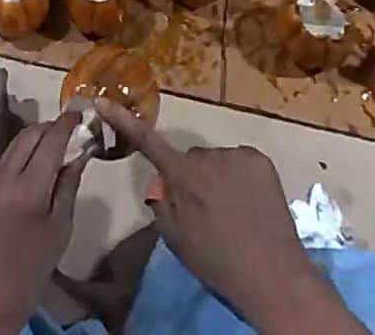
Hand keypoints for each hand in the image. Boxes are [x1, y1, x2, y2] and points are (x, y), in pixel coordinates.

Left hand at [0, 113, 91, 334]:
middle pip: (30, 134)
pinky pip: (7, 155)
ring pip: (16, 142)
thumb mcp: (60, 229)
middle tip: (71, 129)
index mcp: (29, 188)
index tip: (80, 112)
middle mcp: (6, 176)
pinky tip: (37, 158)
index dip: (66, 123)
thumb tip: (82, 151)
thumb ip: (69, 185)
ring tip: (56, 141)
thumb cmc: (31, 270)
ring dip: (36, 135)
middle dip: (51, 126)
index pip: (51, 140)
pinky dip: (23, 148)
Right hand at [96, 102, 366, 333]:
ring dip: (219, 177)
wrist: (273, 275)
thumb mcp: (177, 240)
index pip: (146, 141)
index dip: (123, 120)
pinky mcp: (259, 159)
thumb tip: (161, 180)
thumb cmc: (217, 262)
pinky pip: (239, 161)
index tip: (102, 100)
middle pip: (190, 158)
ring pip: (217, 160)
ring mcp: (235, 154)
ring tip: (233, 211)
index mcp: (182, 177)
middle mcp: (206, 156)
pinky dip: (241, 176)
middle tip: (206, 211)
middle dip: (192, 175)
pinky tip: (250, 203)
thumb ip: (161, 203)